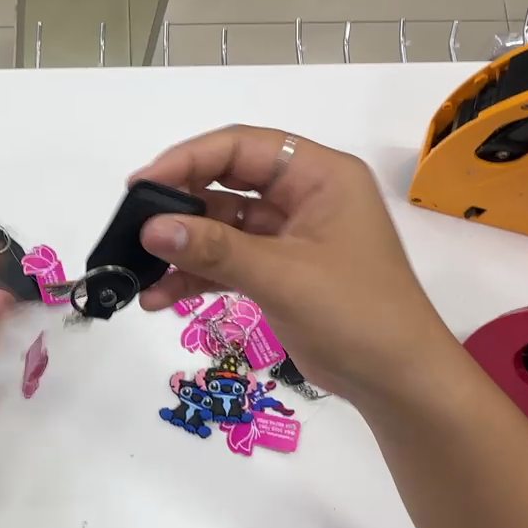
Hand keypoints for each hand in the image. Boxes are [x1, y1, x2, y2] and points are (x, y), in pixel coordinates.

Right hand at [131, 125, 456, 404]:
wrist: (395, 379)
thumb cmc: (355, 313)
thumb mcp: (281, 276)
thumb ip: (214, 250)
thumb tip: (151, 229)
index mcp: (319, 177)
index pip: (243, 148)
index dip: (188, 159)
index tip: (141, 185)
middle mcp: (302, 197)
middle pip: (226, 183)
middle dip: (178, 205)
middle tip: (132, 224)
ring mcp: (287, 237)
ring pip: (219, 227)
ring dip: (181, 250)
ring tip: (139, 271)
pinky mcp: (275, 272)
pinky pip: (224, 263)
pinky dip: (193, 277)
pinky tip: (158, 297)